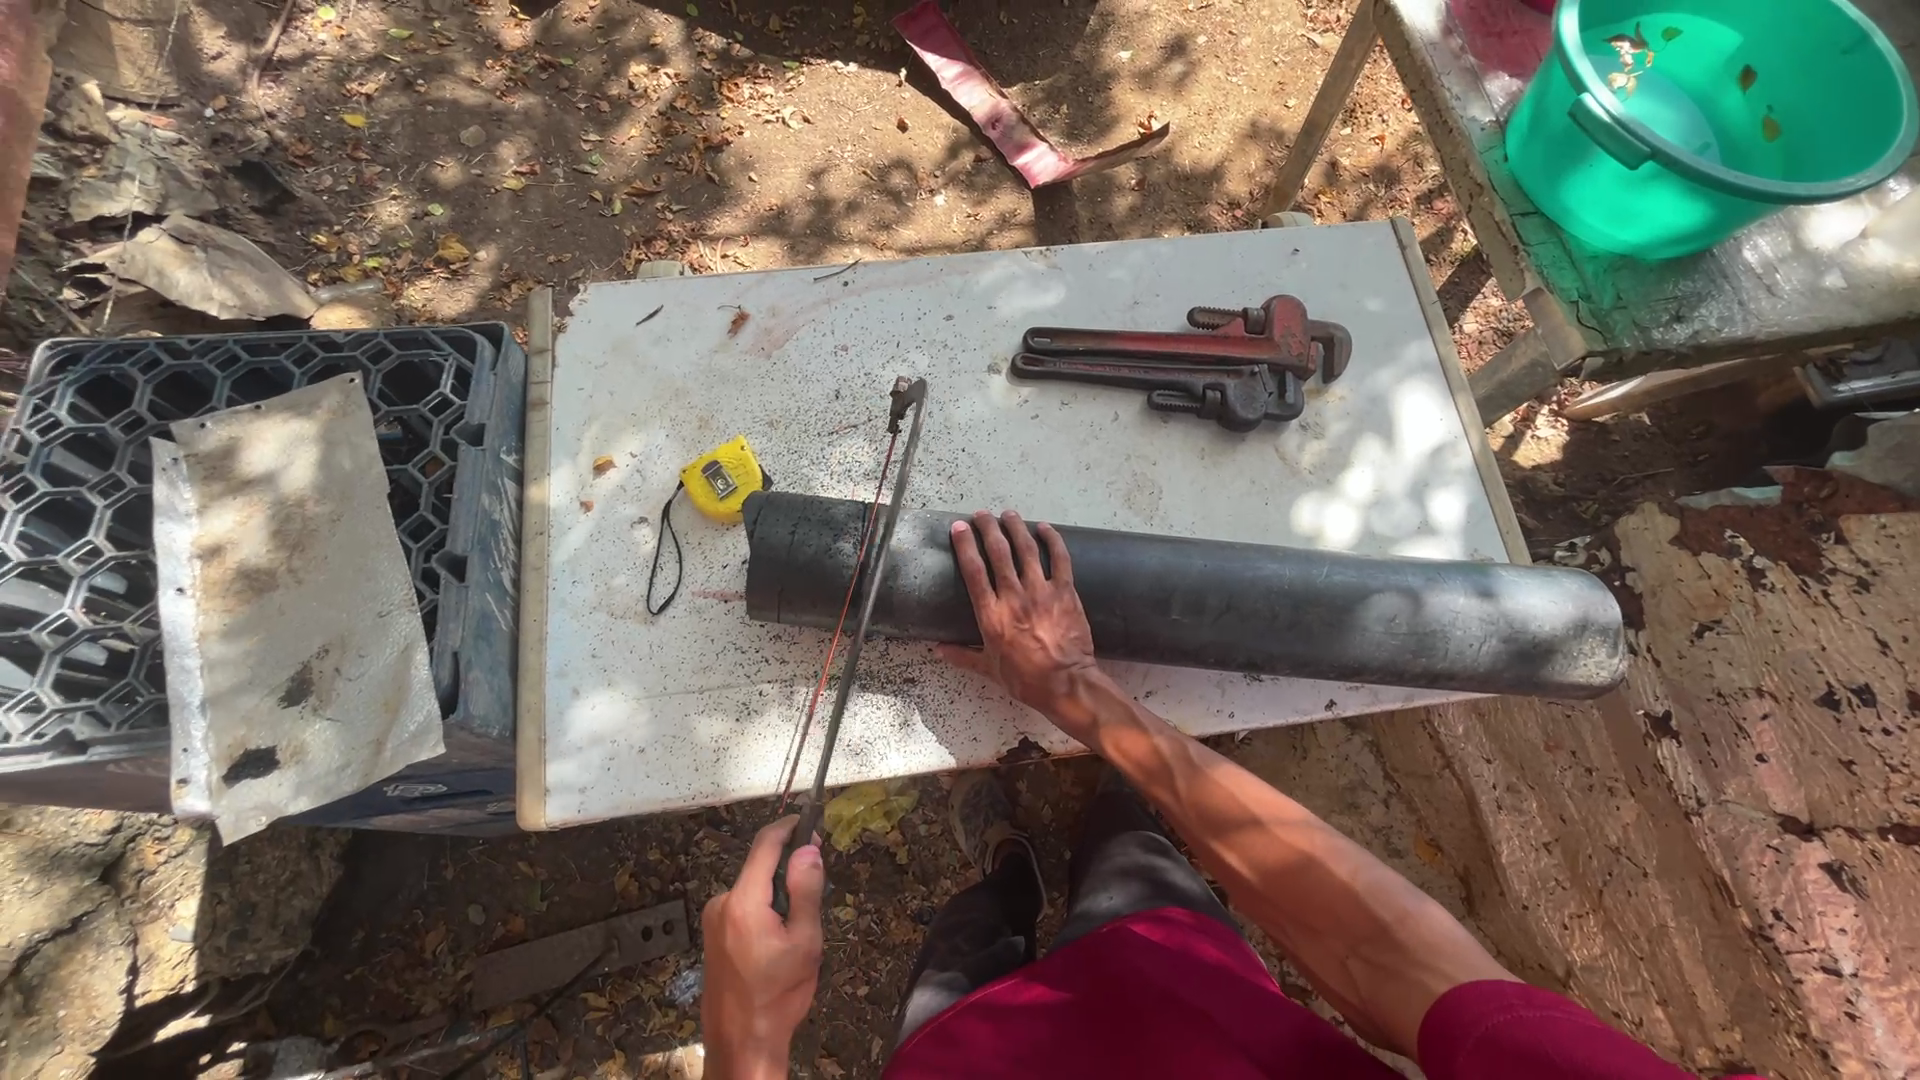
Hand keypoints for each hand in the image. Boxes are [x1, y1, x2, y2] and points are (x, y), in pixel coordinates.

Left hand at [701, 817, 823, 1079]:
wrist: (741, 1044)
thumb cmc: (779, 995)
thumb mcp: (805, 941)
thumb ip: (806, 890)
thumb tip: (808, 847)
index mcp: (743, 901)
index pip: (765, 844)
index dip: (790, 826)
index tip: (813, 823)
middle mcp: (722, 902)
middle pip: (760, 866)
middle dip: (789, 869)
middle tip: (816, 893)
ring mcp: (714, 918)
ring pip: (754, 887)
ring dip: (778, 893)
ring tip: (797, 931)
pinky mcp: (713, 933)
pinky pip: (744, 905)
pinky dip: (765, 909)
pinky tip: (777, 942)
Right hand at [938, 510, 1106, 741]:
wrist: (1066, 684)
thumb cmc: (1025, 679)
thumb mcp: (989, 669)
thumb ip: (962, 655)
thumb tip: (938, 650)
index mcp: (991, 614)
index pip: (974, 571)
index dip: (965, 545)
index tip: (959, 528)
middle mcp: (1013, 596)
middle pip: (998, 552)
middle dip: (988, 528)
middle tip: (981, 515)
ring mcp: (1041, 591)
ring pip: (1026, 549)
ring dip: (1016, 527)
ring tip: (1008, 514)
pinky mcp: (1065, 592)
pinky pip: (1059, 558)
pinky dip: (1052, 540)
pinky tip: (1045, 528)